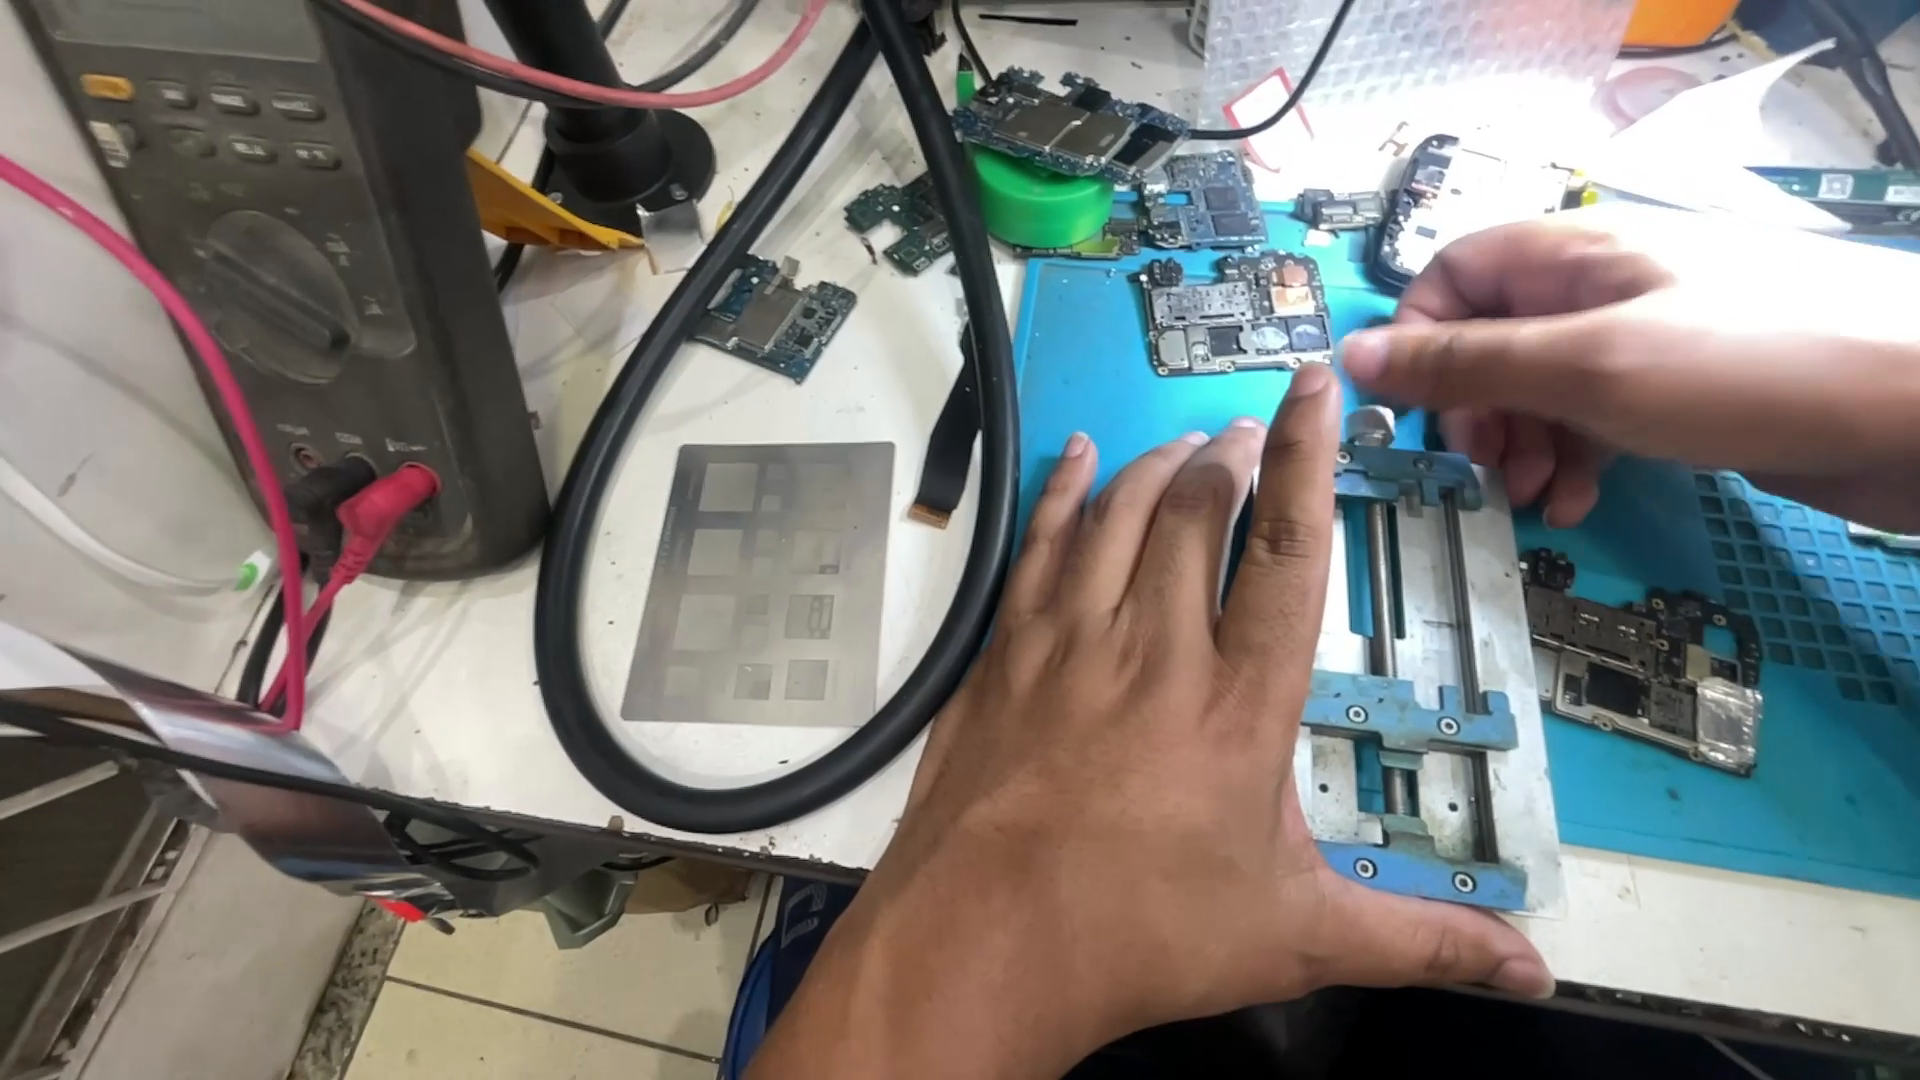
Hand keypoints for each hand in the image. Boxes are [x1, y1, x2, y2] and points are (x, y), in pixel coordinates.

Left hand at [753, 366, 1550, 1079]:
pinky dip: (1063, 491)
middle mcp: (1155, 645)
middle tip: (1246, 432)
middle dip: (1229, 458)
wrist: (987, 933)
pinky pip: (1041, 543)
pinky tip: (1079, 455)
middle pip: (1197, 512)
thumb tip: (1534, 971)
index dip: (1308, 461)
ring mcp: (1070, 637)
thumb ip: (1414, 937)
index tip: (1312, 393)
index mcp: (1239, 701)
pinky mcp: (1008, 646)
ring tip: (1188, 442)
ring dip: (1157, 465)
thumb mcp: (1292, 938)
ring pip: (1120, 514)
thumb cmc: (1141, 932)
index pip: (1289, 551)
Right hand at [1340, 205, 1919, 529]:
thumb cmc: (1748, 365)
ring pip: (1528, 390)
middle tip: (1481, 464)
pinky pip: (1582, 419)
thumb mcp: (1579, 366)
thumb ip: (1459, 362)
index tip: (1413, 405)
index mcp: (1566, 257)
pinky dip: (1568, 462)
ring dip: (1516, 447)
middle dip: (1470, 411)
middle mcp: (1591, 291)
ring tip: (1533, 495)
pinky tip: (1576, 502)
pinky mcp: (1666, 388)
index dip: (1417, 339)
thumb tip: (1351, 354)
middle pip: (1483, 344)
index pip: (1448, 278)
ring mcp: (1631, 339)